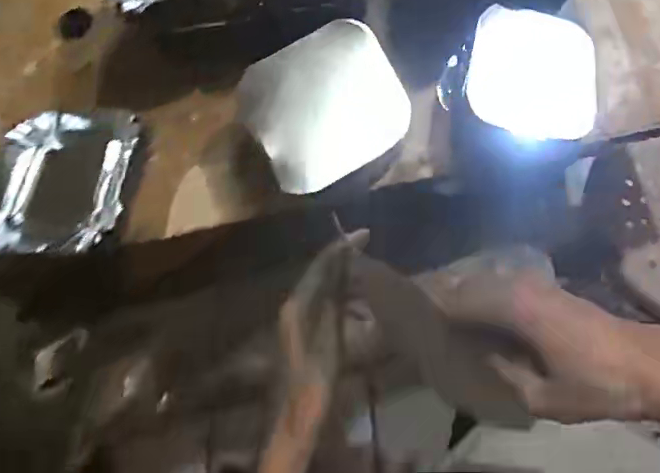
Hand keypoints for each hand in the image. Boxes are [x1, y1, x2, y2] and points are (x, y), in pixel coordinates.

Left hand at [262, 230, 367, 472]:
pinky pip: (321, 301)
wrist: (294, 426)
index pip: (321, 264)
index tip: (365, 233)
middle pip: (319, 272)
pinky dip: (338, 292)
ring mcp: (294, 322)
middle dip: (342, 256)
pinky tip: (355, 296)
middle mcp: (292, 307)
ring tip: (366, 264)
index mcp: (297, 305)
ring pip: (320, 287)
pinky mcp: (300, 335)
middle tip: (367, 243)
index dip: (342, 246)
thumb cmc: (314, 382)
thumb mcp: (331, 337)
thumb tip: (346, 260)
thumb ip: (336, 297)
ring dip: (341, 274)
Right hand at [435, 272, 659, 423]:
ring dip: (463, 294)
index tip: (406, 311)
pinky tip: (476, 315)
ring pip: (488, 281)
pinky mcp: (548, 289)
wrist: (642, 362)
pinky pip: (504, 286)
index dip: (433, 305)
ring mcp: (537, 282)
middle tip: (414, 311)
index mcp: (518, 306)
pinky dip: (483, 296)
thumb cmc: (594, 382)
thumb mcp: (543, 397)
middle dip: (442, 294)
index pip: (462, 299)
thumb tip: (472, 355)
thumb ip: (502, 373)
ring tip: (438, 314)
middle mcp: (523, 284)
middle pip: (472, 284)